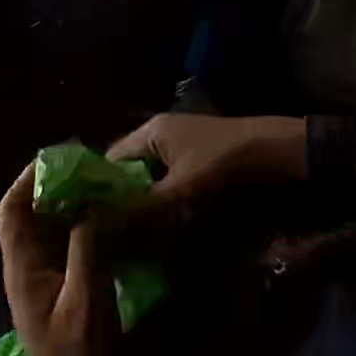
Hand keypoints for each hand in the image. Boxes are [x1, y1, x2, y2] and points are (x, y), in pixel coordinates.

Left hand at [0, 164, 113, 355]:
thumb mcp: (86, 302)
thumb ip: (88, 247)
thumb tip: (94, 202)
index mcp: (22, 269)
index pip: (11, 209)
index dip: (30, 176)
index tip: (64, 154)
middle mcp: (29, 269)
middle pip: (33, 212)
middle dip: (59, 184)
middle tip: (97, 165)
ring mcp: (48, 281)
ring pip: (54, 227)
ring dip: (76, 202)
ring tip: (109, 183)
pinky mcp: (67, 290)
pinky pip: (72, 244)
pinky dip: (89, 224)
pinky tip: (115, 219)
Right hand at [107, 114, 305, 216]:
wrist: (266, 148)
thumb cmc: (219, 160)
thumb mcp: (181, 185)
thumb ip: (146, 204)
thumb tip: (109, 221)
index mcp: (151, 131)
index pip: (112, 156)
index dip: (100, 183)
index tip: (89, 212)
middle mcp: (159, 131)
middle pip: (129, 163)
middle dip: (121, 191)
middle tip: (109, 224)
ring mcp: (177, 141)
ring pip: (148, 170)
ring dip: (142, 194)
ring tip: (130, 224)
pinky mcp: (192, 153)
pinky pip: (165, 173)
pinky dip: (160, 190)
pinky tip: (158, 214)